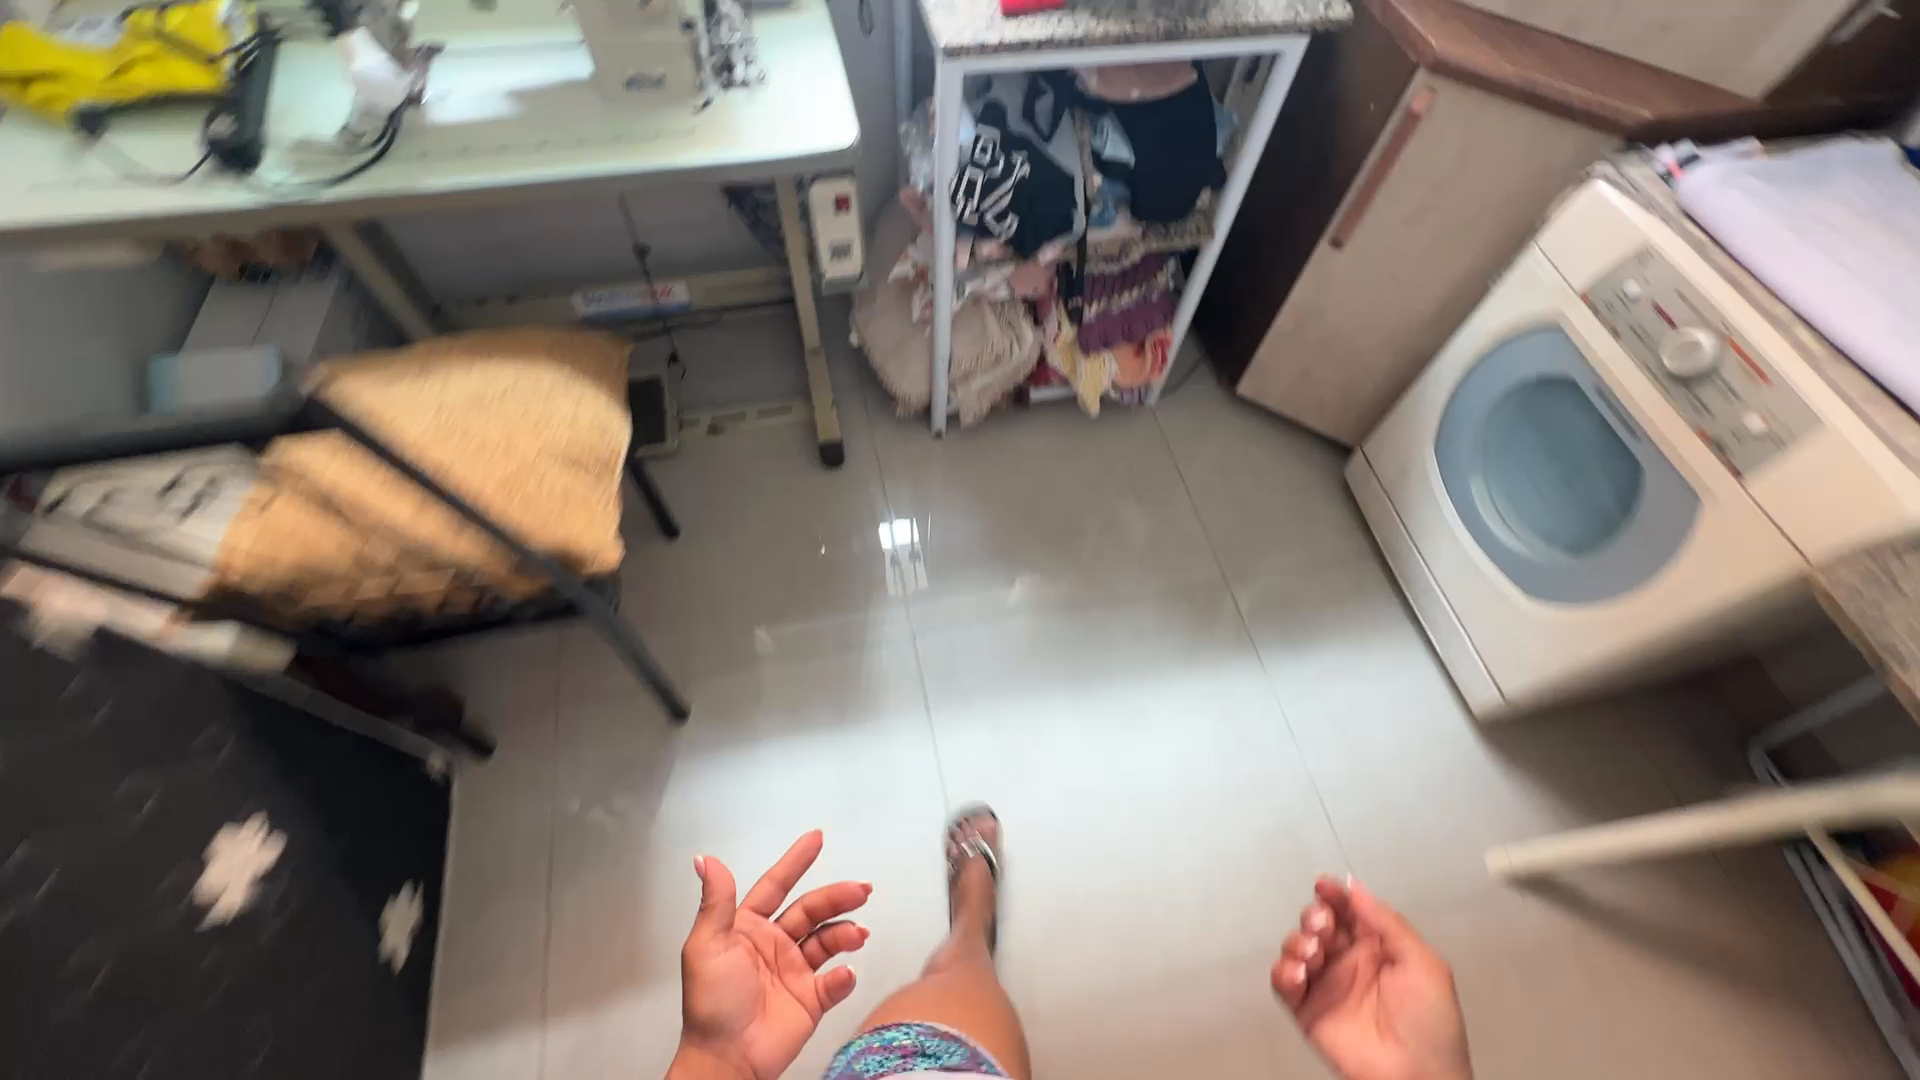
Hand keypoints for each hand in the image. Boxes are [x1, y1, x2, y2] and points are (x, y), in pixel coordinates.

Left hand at [674, 831, 871, 1079]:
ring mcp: (794, 971)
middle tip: (862, 890)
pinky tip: (846, 972)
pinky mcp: (811, 1000)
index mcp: (749, 928)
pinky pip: (834, 983)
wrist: (725, 1061)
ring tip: (858, 934)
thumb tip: (705, 860)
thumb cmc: (710, 1004)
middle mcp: (775, 944)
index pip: (777, 886)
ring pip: (828, 940)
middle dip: (837, 896)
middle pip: (811, 909)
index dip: (796, 862)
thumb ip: (715, 902)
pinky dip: (844, 976)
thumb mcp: (706, 947)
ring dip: (846, 932)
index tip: (817, 838)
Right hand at [1271, 877, 1471, 1079]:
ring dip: (1298, 941)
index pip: (1347, 910)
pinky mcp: (1305, 1010)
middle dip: (1314, 917)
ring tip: (1313, 954)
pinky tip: (1299, 974)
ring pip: (1296, 946)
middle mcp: (1346, 961)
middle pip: (1317, 923)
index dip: (1333, 894)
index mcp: (1375, 947)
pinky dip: (1284, 971)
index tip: (1323, 886)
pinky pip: (1282, 982)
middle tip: (1322, 926)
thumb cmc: (1429, 1022)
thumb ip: (1388, 923)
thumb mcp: (1424, 966)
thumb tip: (1355, 887)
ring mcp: (1324, 985)